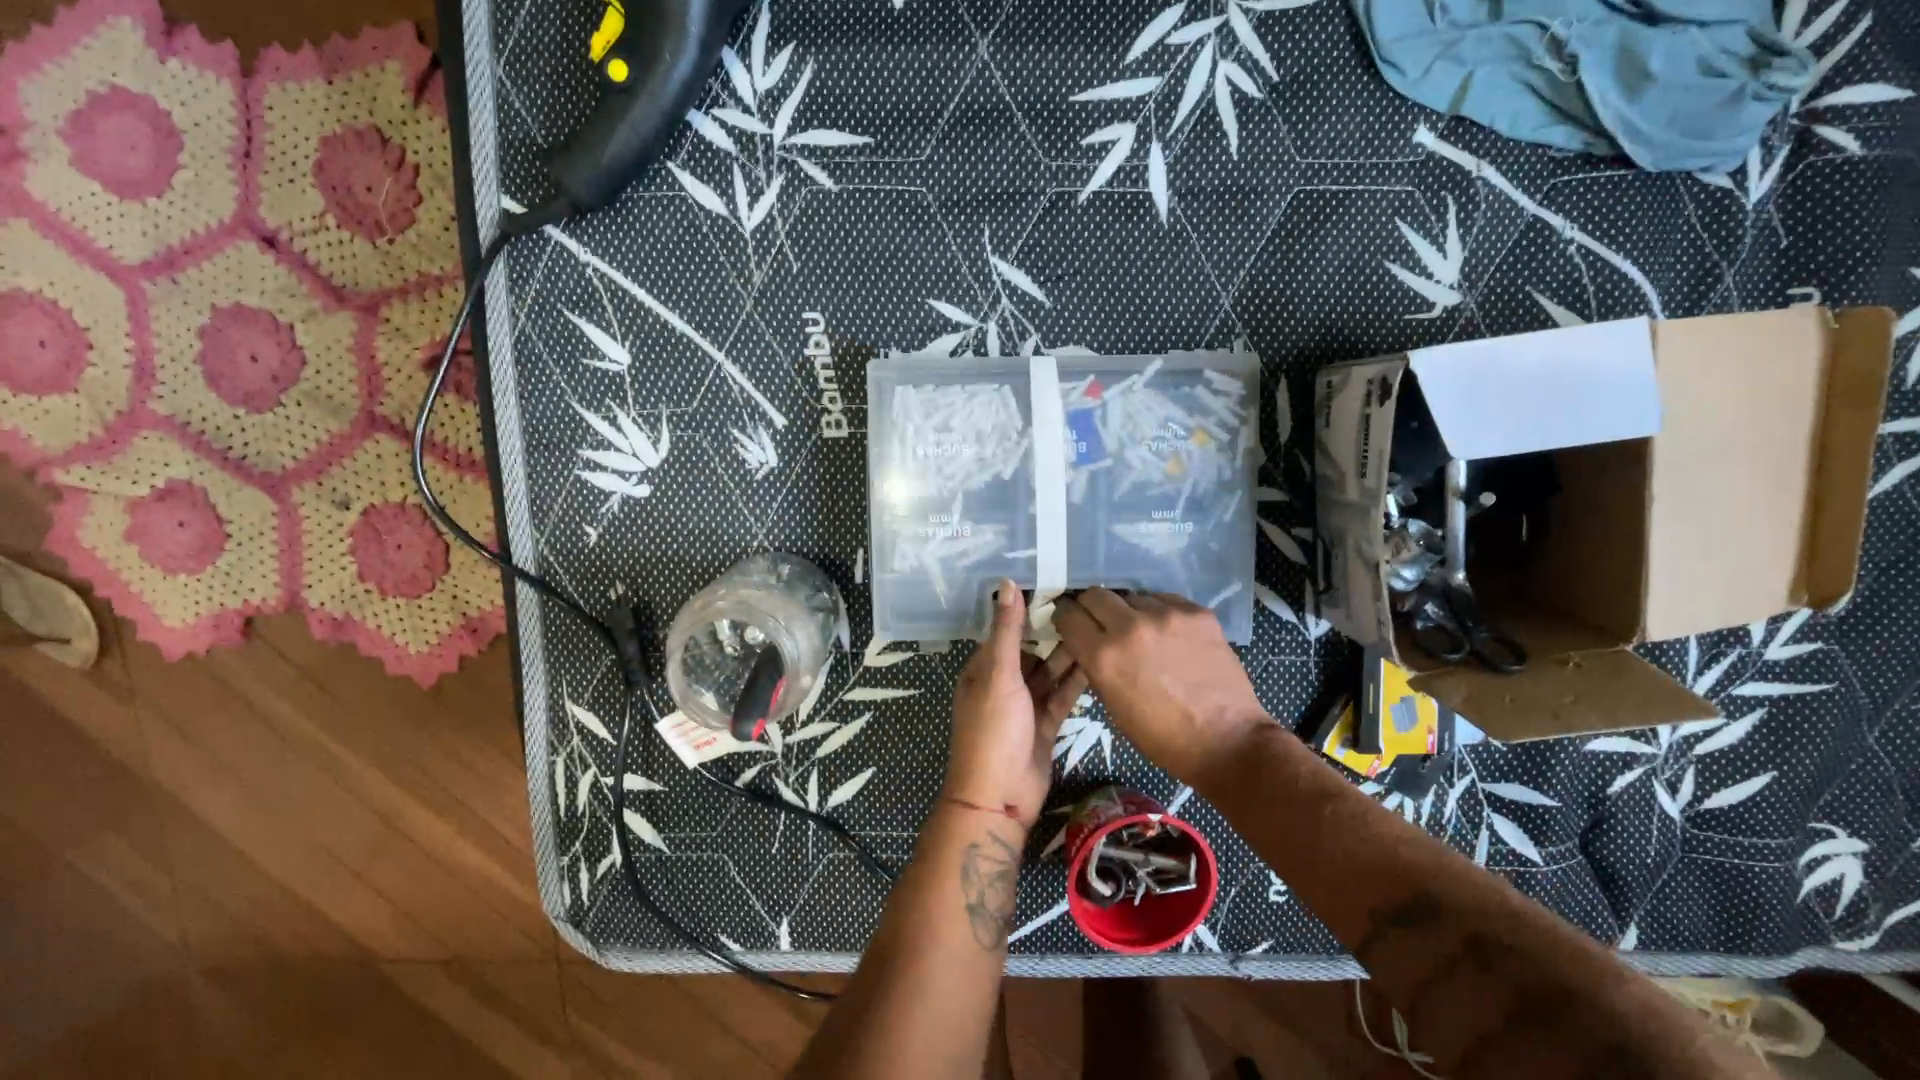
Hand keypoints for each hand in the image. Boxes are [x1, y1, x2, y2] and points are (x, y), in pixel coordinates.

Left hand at [945, 580, 1087, 828]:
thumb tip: (1006, 583)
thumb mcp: (998, 675)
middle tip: (1093, 605)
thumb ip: (1006, 631)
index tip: (1062, 586)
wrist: (1000, 796)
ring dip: (1071, 654)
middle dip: (1057, 632)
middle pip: (1033, 650)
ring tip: (1103, 627)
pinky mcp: (1046, 724)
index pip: (1009, 630)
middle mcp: (1004, 683)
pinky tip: (1102, 661)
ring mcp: (1026, 705)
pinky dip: (1078, 681)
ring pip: (1051, 672)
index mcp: (984, 668)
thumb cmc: (992, 730)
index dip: (1031, 610)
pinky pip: (1063, 695)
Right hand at [1053, 588, 1270, 789]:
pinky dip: (1161, 613)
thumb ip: (1096, 667)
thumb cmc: (1162, 736)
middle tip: (1102, 623)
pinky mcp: (1197, 613)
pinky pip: (1166, 601)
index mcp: (1103, 656)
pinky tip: (1170, 634)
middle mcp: (1130, 627)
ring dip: (1130, 611)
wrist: (1226, 739)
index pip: (1068, 615)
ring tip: (1142, 633)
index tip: (1071, 624)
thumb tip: (1089, 644)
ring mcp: (1167, 616)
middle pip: (1095, 595)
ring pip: (1132, 596)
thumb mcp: (1113, 707)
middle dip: (1092, 608)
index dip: (1066, 619)